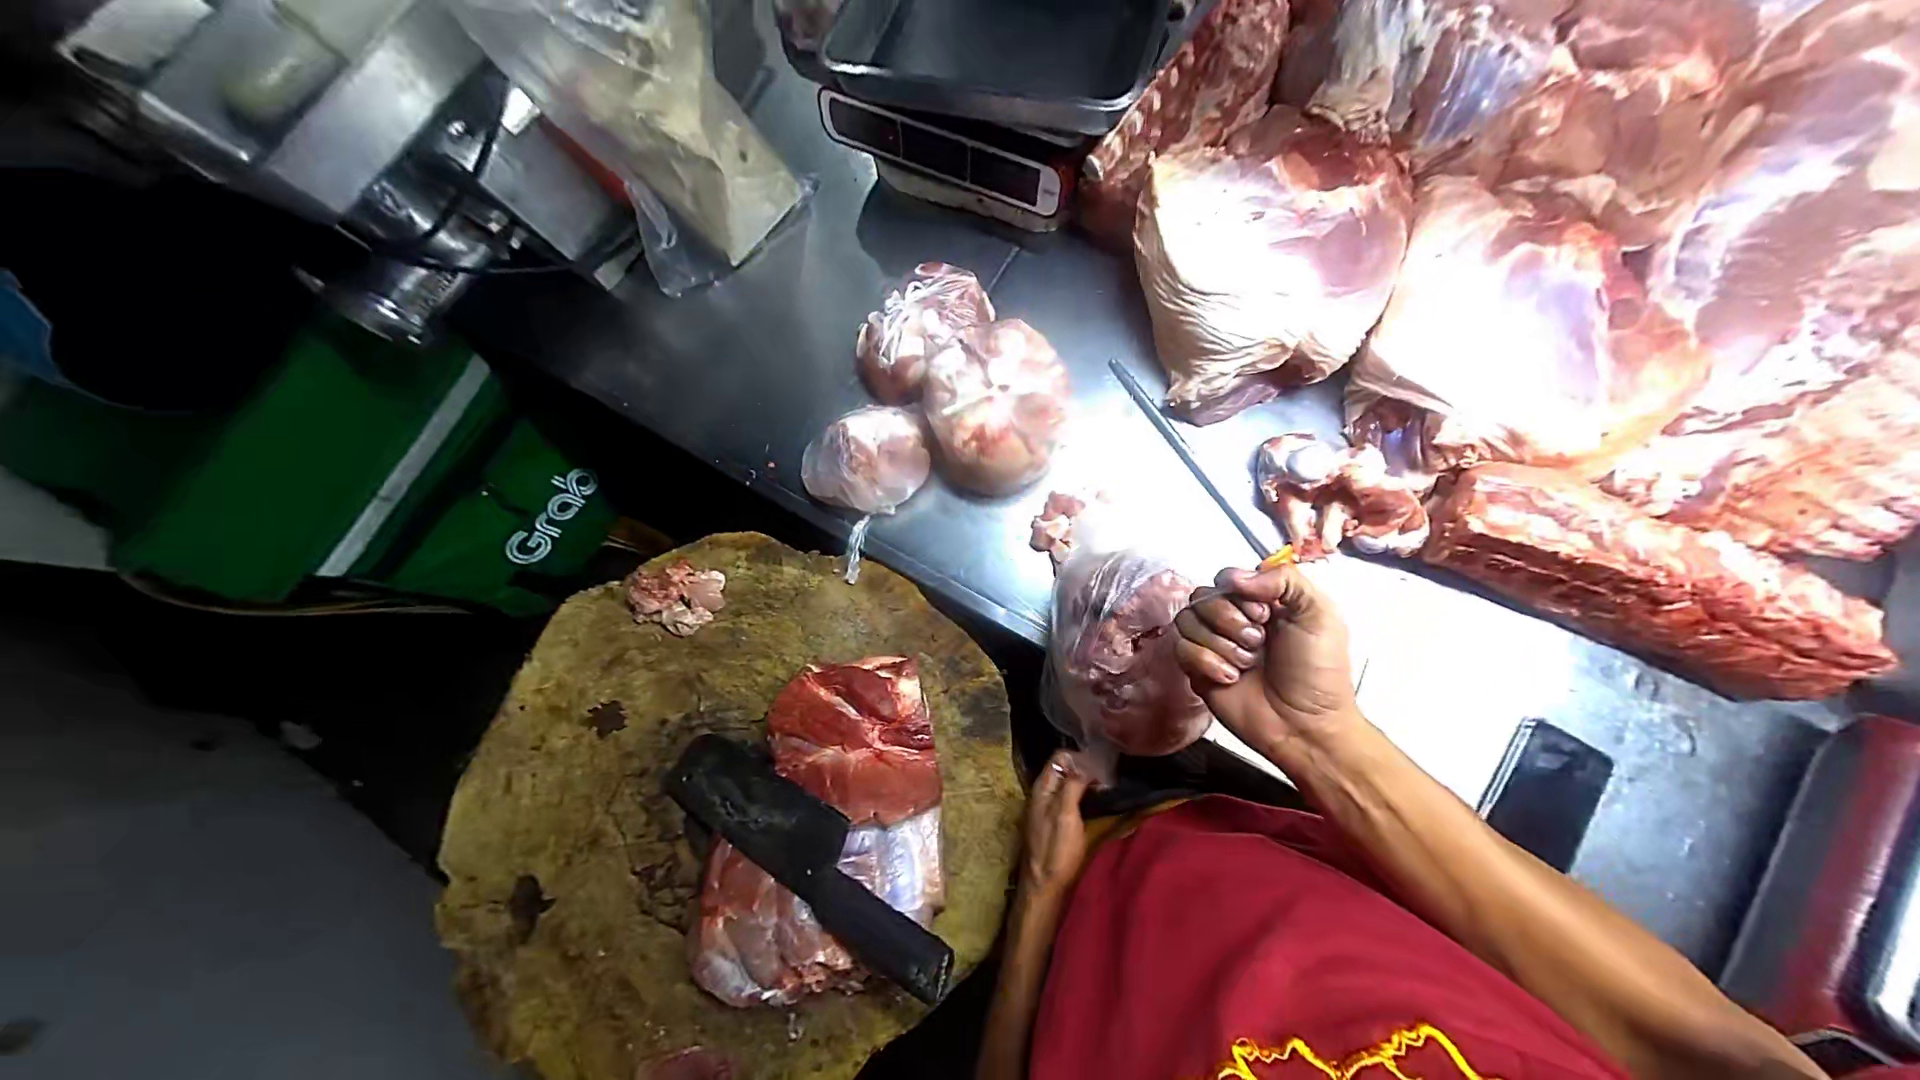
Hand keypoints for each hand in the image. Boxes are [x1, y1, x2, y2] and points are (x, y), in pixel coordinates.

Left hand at [1015, 750, 1090, 916]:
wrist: (1045, 885)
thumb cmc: (1056, 849)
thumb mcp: (1065, 813)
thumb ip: (1072, 785)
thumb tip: (1085, 763)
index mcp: (1042, 787)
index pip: (1060, 757)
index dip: (1081, 757)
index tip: (1101, 765)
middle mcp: (1043, 793)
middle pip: (1064, 768)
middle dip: (1085, 767)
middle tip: (1108, 775)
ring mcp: (1047, 807)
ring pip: (1067, 783)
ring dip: (1085, 781)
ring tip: (1106, 786)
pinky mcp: (1055, 821)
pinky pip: (1069, 797)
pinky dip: (1083, 794)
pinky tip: (1097, 800)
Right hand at [1173, 564, 1359, 755]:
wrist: (1304, 725)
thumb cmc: (1318, 673)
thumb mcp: (1319, 614)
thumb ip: (1284, 579)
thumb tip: (1234, 578)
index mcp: (1262, 602)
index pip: (1226, 578)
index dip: (1238, 594)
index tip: (1265, 614)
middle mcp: (1233, 620)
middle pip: (1202, 597)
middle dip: (1229, 621)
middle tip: (1257, 643)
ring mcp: (1213, 644)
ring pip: (1187, 621)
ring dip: (1220, 644)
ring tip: (1246, 664)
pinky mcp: (1198, 669)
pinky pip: (1181, 649)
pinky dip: (1207, 663)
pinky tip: (1231, 678)